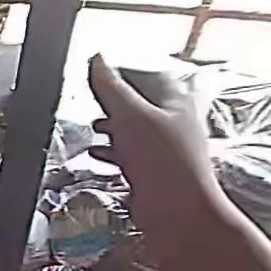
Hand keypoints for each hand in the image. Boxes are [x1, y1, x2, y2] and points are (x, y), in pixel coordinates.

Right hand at [87, 54, 224, 224]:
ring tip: (93, 125)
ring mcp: (166, 148)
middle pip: (142, 102)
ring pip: (135, 128)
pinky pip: (129, 153)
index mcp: (176, 101)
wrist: (176, 212)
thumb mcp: (130, 116)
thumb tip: (97, 58)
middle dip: (117, 101)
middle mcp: (175, 121)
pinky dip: (111, 150)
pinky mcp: (154, 171)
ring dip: (113, 126)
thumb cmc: (160, 158)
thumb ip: (111, 87)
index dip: (124, 72)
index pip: (148, 75)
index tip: (98, 74)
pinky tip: (96, 153)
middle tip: (93, 100)